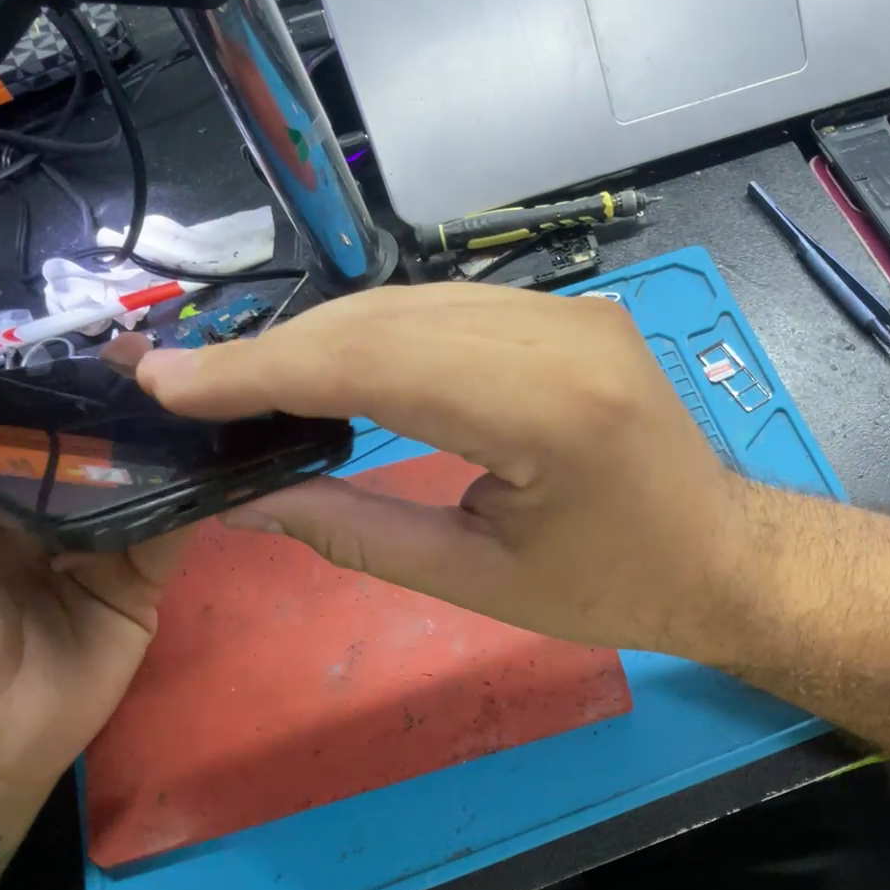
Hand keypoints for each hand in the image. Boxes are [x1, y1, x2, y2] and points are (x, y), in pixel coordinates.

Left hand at [0, 407, 186, 819]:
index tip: (81, 348)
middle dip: (118, 414)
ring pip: (137, 486)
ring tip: (198, 405)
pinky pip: (170, 535)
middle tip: (161, 368)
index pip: (13, 429)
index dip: (42, 391)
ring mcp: (97, 548)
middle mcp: (39, 514)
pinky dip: (193, 504)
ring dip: (165, 451)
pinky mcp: (139, 583)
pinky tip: (213, 466)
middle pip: (86, 451)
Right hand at [137, 283, 770, 659]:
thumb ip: (358, 534)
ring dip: (324, 336)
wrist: (719, 555)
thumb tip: (247, 501)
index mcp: (550, 408)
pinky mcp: (573, 311)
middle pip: (387, 317)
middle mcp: (565, 333)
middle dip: (279, 349)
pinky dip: (381, 333)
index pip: (376, 361)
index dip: (261, 369)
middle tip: (190, 385)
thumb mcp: (482, 582)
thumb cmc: (614, 587)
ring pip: (414, 301)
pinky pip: (453, 307)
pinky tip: (335, 363)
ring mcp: (575, 310)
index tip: (169, 384)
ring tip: (246, 380)